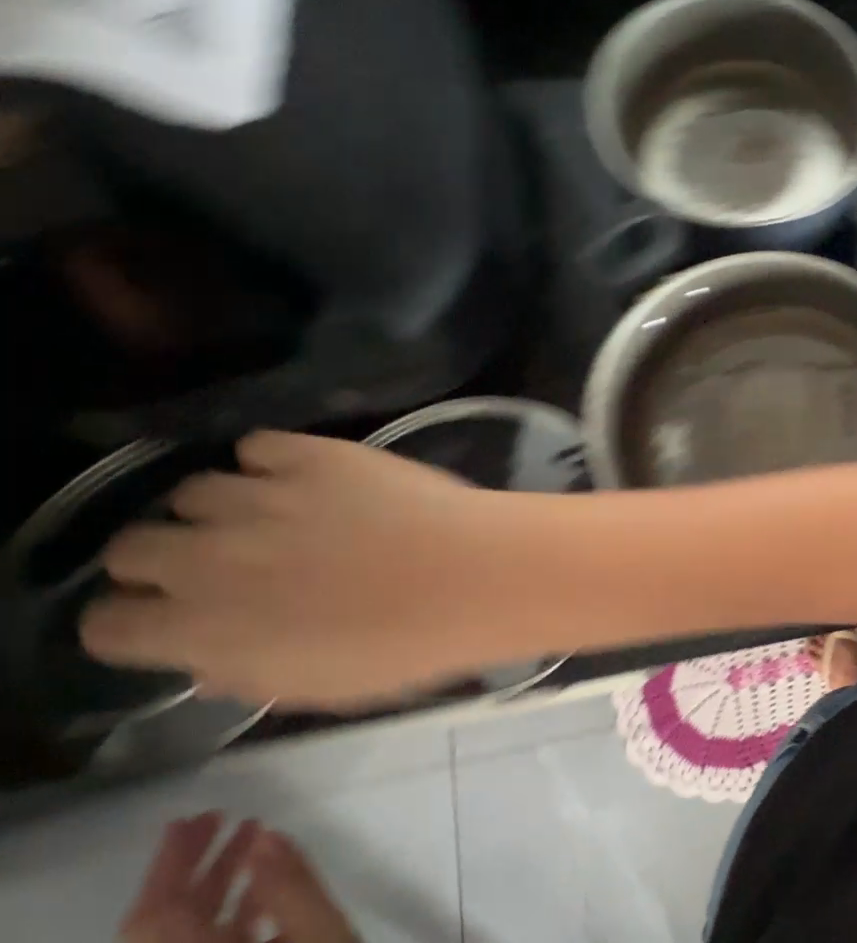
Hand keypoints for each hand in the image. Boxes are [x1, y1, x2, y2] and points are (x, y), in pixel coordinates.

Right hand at [82, 431, 547, 707]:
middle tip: (223, 560)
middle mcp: (205, 557)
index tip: (169, 614)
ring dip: (222, 506)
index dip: (136, 618)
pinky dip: (273, 460)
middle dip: (166, 555)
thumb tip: (209, 658)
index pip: (106, 623)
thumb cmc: (403, 648)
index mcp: (197, 629)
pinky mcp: (311, 454)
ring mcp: (257, 498)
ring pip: (192, 490)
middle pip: (132, 545)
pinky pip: (258, 446)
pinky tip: (304, 476)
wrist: (473, 577)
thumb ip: (242, 671)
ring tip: (272, 516)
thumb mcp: (311, 688)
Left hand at [122, 813, 356, 942]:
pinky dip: (230, 912)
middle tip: (222, 817)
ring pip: (188, 935)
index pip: (157, 915)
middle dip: (192, 867)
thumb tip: (266, 837)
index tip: (190, 819)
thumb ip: (293, 887)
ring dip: (216, 885)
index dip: (167, 865)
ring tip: (253, 839)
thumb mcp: (324, 934)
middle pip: (164, 925)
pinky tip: (264, 890)